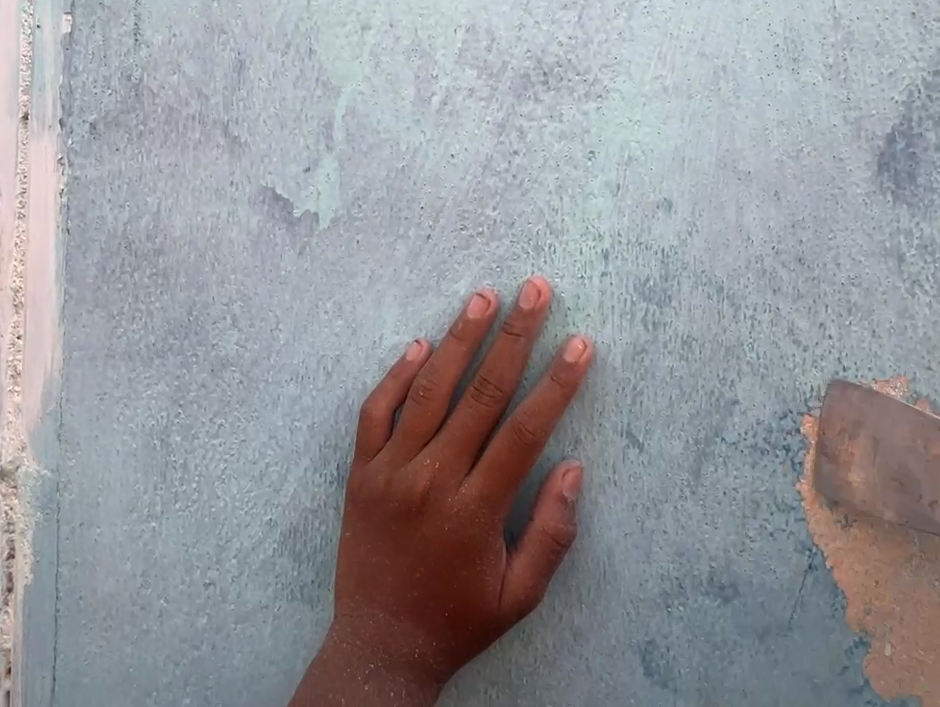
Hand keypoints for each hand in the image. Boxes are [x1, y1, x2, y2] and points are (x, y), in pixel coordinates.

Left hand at [290, 277, 595, 706]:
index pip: (525, 430)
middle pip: (481, 393)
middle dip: (515, 337)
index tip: (580, 343)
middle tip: (536, 291)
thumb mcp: (519, 595)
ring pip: (429, 390)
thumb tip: (573, 467)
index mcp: (475, 510)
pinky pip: (375, 411)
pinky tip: (420, 344)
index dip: (557, 382)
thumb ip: (552, 534)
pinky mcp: (360, 473)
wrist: (377, 648)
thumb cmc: (457, 621)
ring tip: (484, 297)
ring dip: (460, 338)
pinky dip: (396, 375)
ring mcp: (390, 472)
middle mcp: (432, 480)